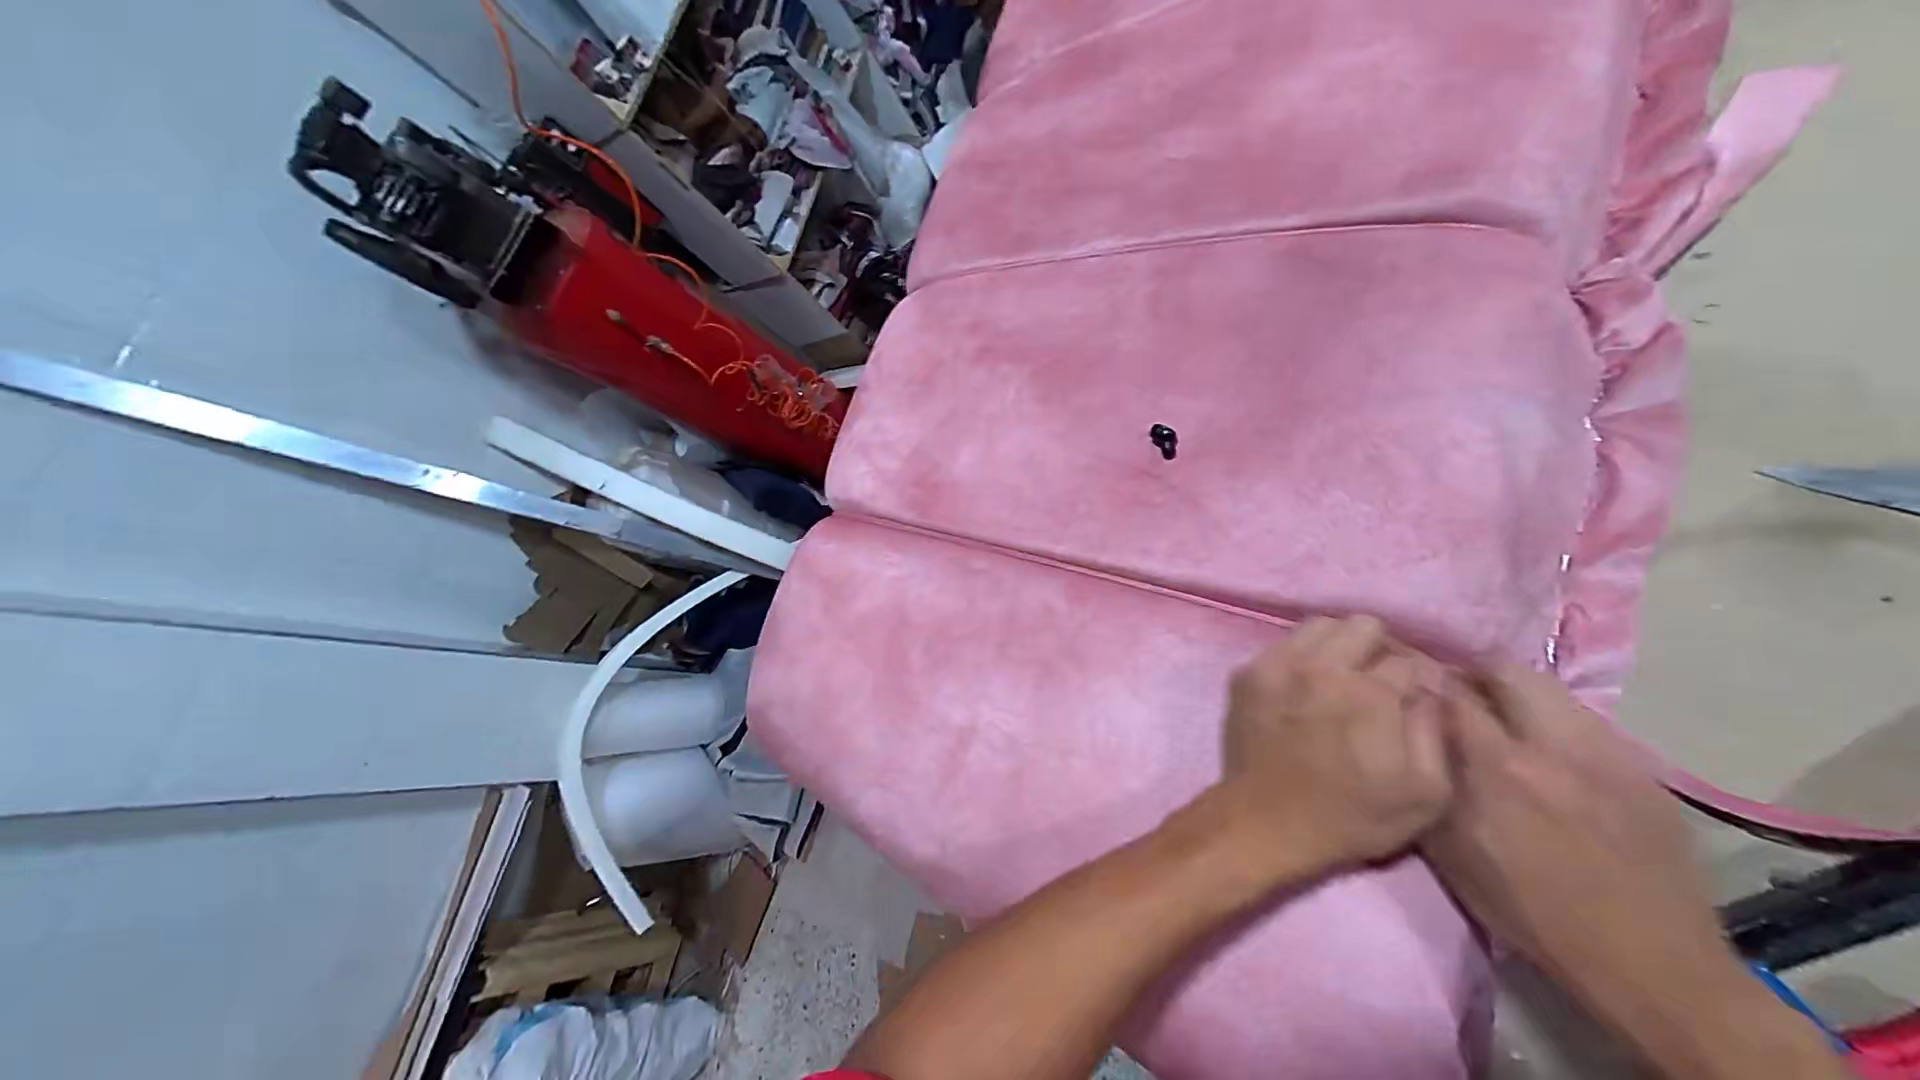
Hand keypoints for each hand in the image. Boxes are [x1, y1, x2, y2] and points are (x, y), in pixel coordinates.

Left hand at [1210, 616, 1452, 876]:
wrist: (1266, 821)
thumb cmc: (1352, 815)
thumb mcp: (1425, 792)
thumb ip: (1434, 729)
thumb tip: (1430, 688)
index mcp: (1368, 693)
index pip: (1407, 660)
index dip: (1416, 679)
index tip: (1411, 698)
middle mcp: (1320, 667)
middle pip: (1362, 625)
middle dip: (1378, 648)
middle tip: (1377, 679)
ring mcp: (1277, 665)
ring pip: (1319, 626)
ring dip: (1337, 644)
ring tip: (1341, 676)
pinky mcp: (1247, 673)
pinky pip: (1283, 644)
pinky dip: (1300, 657)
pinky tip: (1305, 686)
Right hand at [1421, 667, 1729, 989]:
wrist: (1648, 962)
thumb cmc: (1528, 910)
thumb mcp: (1450, 850)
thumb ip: (1429, 782)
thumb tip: (1408, 734)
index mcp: (1499, 767)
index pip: (1451, 693)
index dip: (1427, 684)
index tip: (1413, 689)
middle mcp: (1554, 747)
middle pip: (1510, 672)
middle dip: (1477, 674)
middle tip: (1460, 693)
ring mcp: (1609, 757)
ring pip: (1555, 693)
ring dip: (1520, 696)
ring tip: (1505, 720)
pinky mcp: (1646, 773)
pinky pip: (1591, 726)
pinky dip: (1560, 726)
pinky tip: (1554, 756)